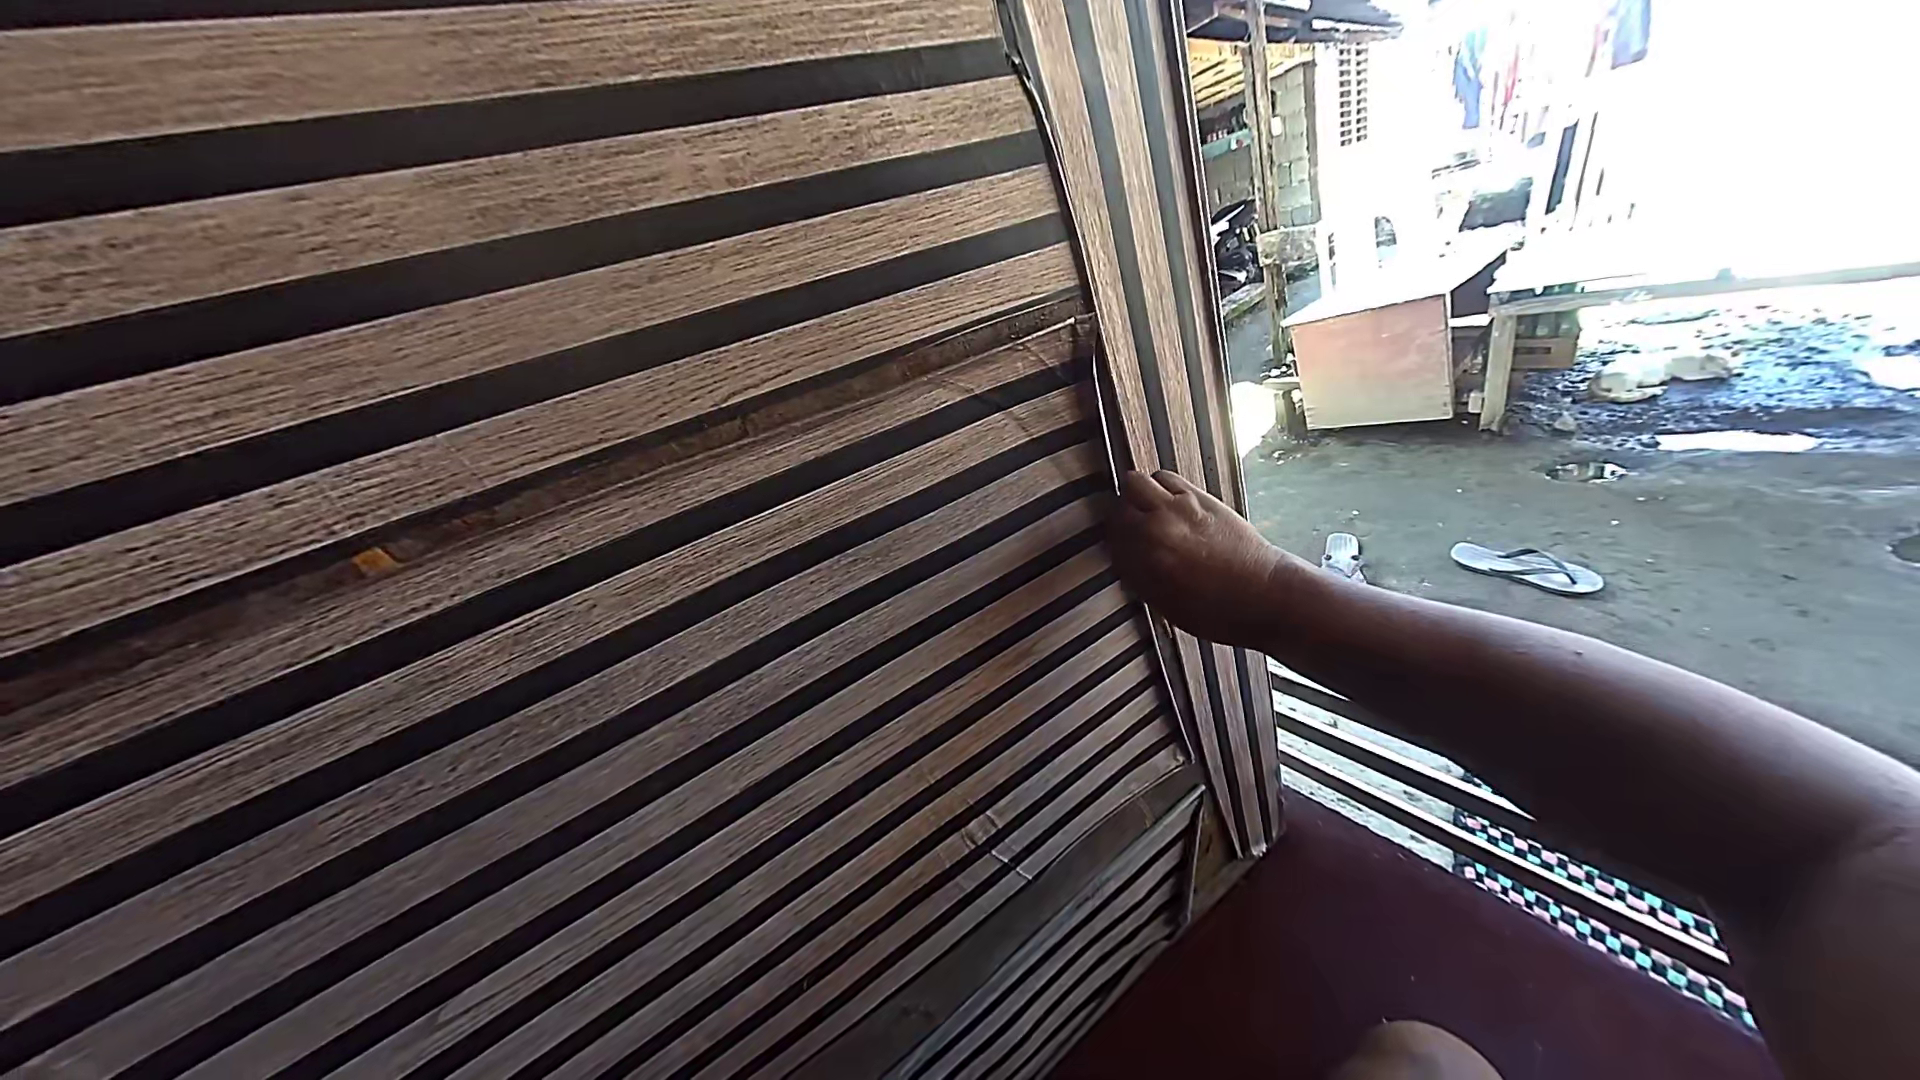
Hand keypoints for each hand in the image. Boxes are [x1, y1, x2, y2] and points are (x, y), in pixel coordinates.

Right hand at [1106, 470, 1309, 647]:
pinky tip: (1166, 500)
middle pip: (1117, 508)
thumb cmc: (1217, 610)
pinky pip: (1165, 478)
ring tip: (1145, 507)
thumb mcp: (1164, 605)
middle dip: (1119, 517)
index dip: (1112, 541)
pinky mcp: (1198, 497)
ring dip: (1135, 494)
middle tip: (1128, 525)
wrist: (1264, 595)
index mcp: (1144, 563)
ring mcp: (1177, 509)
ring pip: (1136, 483)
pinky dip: (1159, 484)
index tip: (1117, 544)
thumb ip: (1138, 576)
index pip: (1109, 538)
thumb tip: (1123, 555)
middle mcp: (1156, 530)